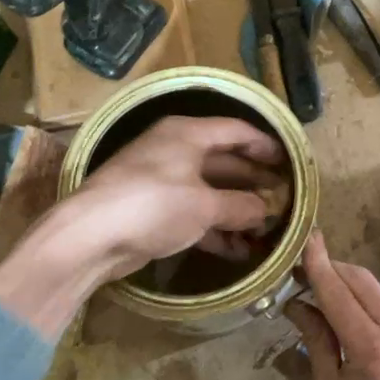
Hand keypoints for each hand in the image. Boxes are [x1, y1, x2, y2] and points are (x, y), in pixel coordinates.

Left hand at [0, 116, 284, 335]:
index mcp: (187, 134)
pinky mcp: (151, 211)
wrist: (91, 235)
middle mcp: (174, 150)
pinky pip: (193, 214)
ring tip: (265, 229)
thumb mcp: (205, 205)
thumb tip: (264, 210)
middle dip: (252, 182)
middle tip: (282, 197)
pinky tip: (238, 249)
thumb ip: (240, 206)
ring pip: (208, 191)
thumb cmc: (153, 204)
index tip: (288, 162)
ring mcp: (161, 181)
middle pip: (223, 161)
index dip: (265, 145)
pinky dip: (215, 228)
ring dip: (236, 210)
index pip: (236, 130)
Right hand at [284, 233, 379, 379]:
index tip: (303, 239)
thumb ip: (316, 340)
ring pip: (378, 285)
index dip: (317, 264)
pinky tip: (355, 309)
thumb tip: (297, 304)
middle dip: (331, 270)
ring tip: (326, 294)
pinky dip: (371, 294)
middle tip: (302, 274)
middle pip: (359, 280)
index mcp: (370, 348)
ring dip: (351, 281)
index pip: (337, 291)